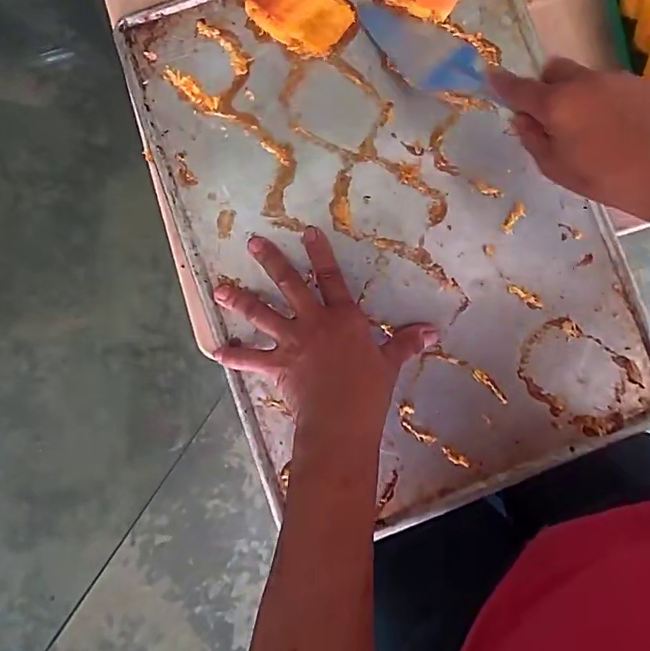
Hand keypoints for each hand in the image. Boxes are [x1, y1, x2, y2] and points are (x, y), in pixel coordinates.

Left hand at [213, 227, 437, 444]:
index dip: (320, 253)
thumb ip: (407, 343)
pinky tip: (215, 349)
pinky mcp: (277, 365)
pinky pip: (251, 359)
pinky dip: (233, 355)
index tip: (307, 231)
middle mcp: (314, 322)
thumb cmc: (369, 389)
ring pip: (261, 314)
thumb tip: (434, 331)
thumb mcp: (391, 363)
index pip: (331, 277)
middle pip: (290, 285)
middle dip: (270, 261)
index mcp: (343, 317)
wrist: (341, 419)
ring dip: (240, 300)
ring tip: (219, 288)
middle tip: (253, 242)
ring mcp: (292, 342)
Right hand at [489, 57, 649, 217]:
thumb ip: (533, 140)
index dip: (502, 84)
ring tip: (596, 128)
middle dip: (548, 86)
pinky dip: (607, 101)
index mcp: (556, 104)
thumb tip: (522, 119)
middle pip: (553, 70)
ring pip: (584, 78)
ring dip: (580, 95)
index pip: (520, 88)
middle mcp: (582, 82)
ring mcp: (613, 79)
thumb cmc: (606, 178)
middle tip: (555, 116)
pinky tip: (621, 128)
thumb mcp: (557, 169)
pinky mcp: (638, 83)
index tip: (492, 77)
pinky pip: (611, 86)